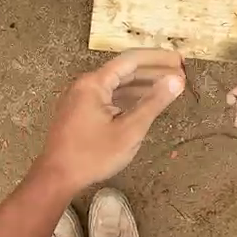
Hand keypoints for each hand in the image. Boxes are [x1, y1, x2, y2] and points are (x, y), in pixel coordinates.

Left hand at [32, 49, 186, 194]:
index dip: (158, 59)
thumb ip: (153, 103)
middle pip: (124, 70)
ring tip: (168, 87)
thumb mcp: (129, 130)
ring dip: (142, 85)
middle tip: (179, 72)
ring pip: (116, 84)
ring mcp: (80, 98)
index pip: (131, 60)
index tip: (179, 60)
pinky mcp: (79, 111)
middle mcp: (85, 85)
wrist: (57, 177)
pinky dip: (127, 97)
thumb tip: (175, 81)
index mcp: (94, 83)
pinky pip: (108, 96)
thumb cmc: (92, 156)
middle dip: (152, 71)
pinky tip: (144, 102)